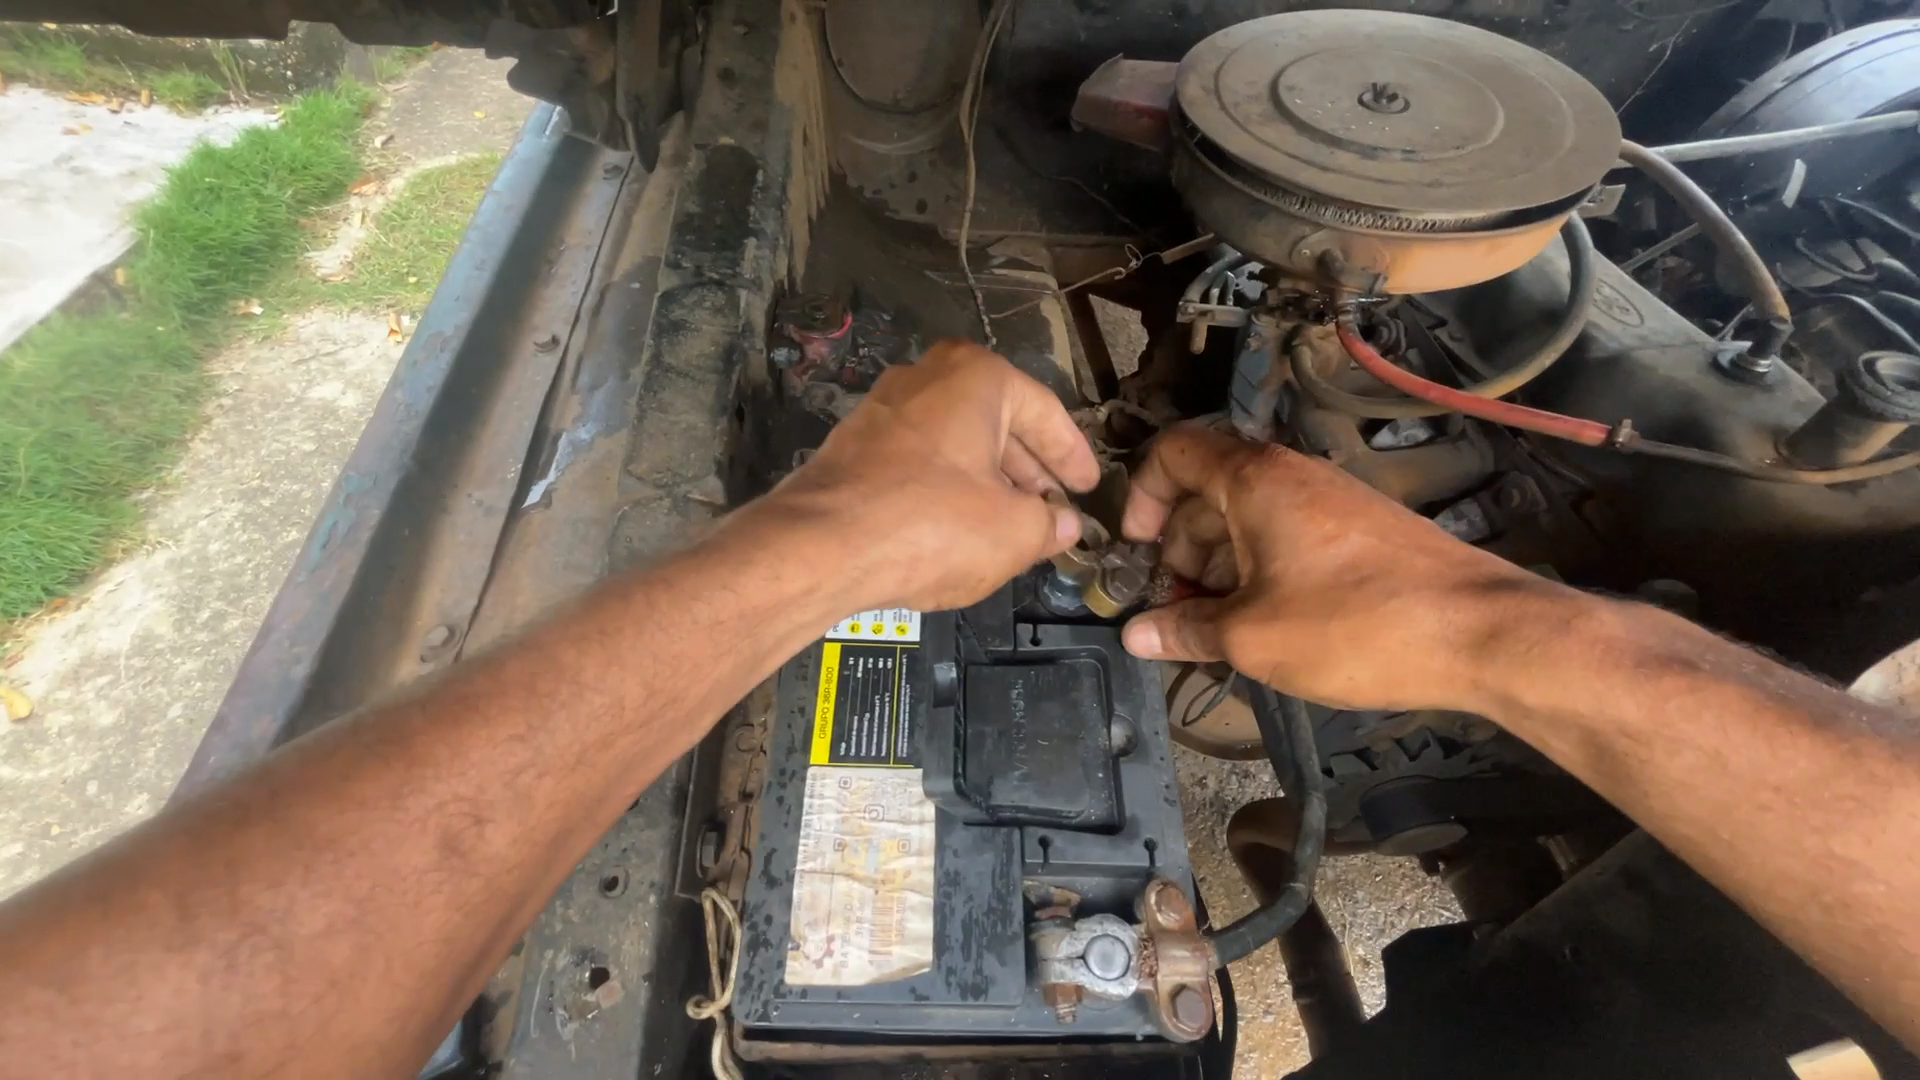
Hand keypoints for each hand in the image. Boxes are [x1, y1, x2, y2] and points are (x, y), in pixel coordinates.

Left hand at [769, 342, 1100, 611]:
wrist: (821, 547)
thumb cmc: (932, 525)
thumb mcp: (1013, 532)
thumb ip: (1049, 525)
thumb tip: (1062, 525)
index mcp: (976, 377)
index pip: (1045, 413)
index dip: (1074, 456)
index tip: (1090, 486)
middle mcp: (926, 378)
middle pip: (998, 423)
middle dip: (1030, 470)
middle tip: (1055, 506)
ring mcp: (883, 409)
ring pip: (956, 442)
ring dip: (989, 480)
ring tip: (1012, 521)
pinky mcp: (853, 447)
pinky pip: (920, 461)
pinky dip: (948, 487)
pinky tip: (959, 524)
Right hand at [1119, 426, 1569, 710]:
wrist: (1486, 635)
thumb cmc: (1352, 625)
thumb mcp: (1250, 637)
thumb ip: (1183, 630)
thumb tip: (1133, 636)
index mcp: (1253, 480)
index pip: (1173, 453)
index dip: (1141, 496)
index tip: (1137, 552)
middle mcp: (1288, 476)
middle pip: (1205, 493)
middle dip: (1179, 550)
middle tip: (1176, 609)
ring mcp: (1328, 500)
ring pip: (1245, 518)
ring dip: (1216, 566)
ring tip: (1214, 626)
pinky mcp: (1357, 530)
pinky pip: (1284, 535)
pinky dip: (1256, 570)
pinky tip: (1262, 622)